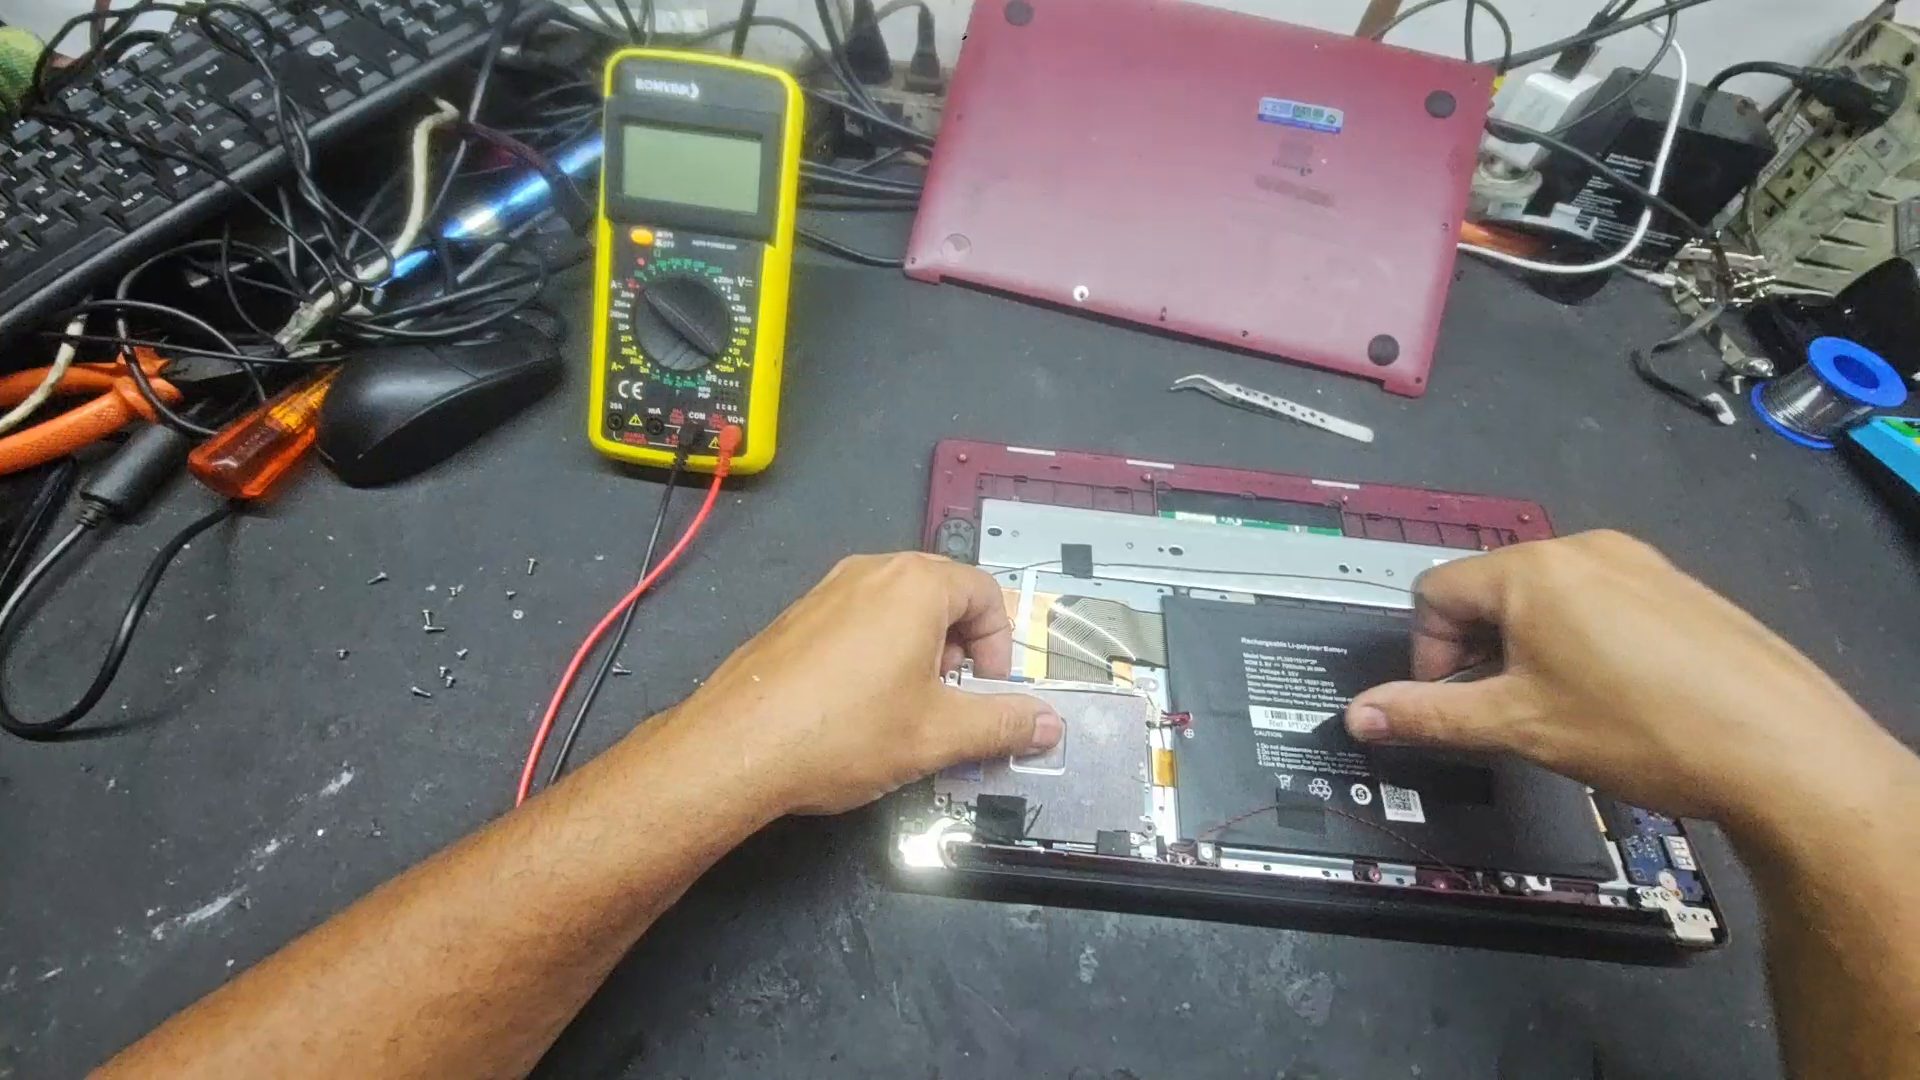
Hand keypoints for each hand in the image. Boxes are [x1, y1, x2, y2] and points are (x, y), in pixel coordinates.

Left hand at [672, 553, 1061, 815]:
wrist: (735, 747)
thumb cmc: (849, 731)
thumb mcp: (939, 734)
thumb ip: (1003, 723)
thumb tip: (1051, 724)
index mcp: (917, 583)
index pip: (985, 592)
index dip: (999, 644)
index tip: (987, 691)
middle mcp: (874, 569)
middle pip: (944, 592)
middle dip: (962, 645)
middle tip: (951, 698)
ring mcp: (830, 586)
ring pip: (900, 604)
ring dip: (923, 647)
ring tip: (907, 703)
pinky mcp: (800, 611)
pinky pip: (860, 615)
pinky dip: (881, 646)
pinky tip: (860, 700)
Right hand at [1342, 530, 1893, 826]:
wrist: (1799, 762)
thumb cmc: (1637, 731)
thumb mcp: (1514, 726)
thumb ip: (1425, 714)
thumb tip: (1355, 716)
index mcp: (1530, 571)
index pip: (1433, 593)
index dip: (1427, 650)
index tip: (1456, 698)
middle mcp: (1580, 549)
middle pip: (1484, 589)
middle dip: (1475, 646)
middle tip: (1503, 702)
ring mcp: (1637, 562)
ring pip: (1538, 593)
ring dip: (1521, 641)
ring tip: (1556, 697)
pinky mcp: (1679, 585)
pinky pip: (1594, 596)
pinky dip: (1574, 634)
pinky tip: (1610, 686)